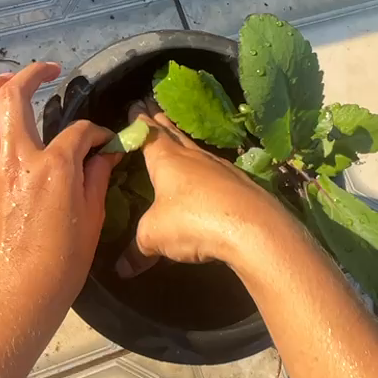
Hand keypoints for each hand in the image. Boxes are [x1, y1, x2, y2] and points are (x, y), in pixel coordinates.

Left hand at [0, 62, 120, 314]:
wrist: (19, 294)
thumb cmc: (62, 262)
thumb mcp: (93, 218)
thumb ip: (96, 177)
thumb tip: (104, 155)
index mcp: (53, 167)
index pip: (78, 131)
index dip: (96, 132)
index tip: (104, 141)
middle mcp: (16, 158)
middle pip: (13, 96)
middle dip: (32, 74)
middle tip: (49, 70)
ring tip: (6, 80)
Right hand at [128, 111, 319, 277]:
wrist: (254, 228)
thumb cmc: (193, 220)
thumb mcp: (155, 236)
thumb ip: (138, 250)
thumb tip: (122, 269)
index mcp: (168, 159)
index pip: (149, 134)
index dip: (139, 122)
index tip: (135, 107)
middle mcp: (194, 157)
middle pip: (174, 134)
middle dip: (161, 123)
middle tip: (153, 110)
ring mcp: (220, 168)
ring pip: (196, 150)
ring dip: (184, 143)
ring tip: (177, 141)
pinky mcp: (240, 185)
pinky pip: (215, 171)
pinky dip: (204, 169)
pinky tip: (207, 177)